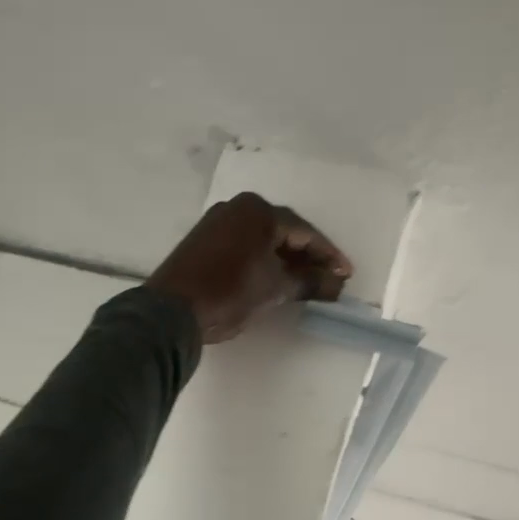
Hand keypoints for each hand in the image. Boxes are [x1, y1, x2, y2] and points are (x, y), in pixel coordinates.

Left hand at [146, 192, 352, 343]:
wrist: (171, 311)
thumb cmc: (229, 294)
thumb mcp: (274, 289)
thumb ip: (308, 282)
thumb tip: (336, 284)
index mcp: (259, 211)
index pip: (304, 232)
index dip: (328, 255)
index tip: (346, 274)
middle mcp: (238, 208)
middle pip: (283, 232)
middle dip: (307, 256)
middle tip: (328, 279)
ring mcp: (217, 222)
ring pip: (262, 239)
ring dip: (284, 260)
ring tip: (304, 283)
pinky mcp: (203, 241)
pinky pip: (243, 246)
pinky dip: (262, 261)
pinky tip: (272, 279)